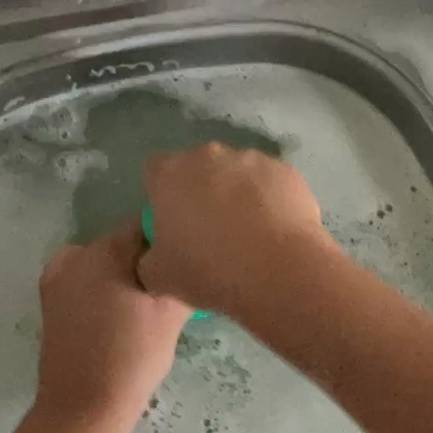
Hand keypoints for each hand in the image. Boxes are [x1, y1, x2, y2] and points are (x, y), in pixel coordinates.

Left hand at [34, 224, 190, 422]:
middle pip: (123, 243)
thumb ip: (179, 274)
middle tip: (161, 294)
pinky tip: (109, 314)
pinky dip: (96, 286)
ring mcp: (59, 273)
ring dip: (119, 274)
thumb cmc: (133, 357)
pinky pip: (82, 278)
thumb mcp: (172, 314)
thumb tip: (185, 260)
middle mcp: (80, 251)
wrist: (84, 407)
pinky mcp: (49, 296)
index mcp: (110, 248)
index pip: (147, 227)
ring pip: (102, 261)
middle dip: (142, 262)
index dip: (167, 245)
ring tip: (136, 310)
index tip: (179, 269)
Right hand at [137, 143, 336, 316]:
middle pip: (198, 168)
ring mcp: (249, 158)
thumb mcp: (158, 278)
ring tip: (249, 235)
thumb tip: (156, 257)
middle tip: (211, 231)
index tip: (173, 222)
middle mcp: (207, 155)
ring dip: (237, 194)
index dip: (163, 194)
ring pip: (236, 172)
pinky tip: (276, 232)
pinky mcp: (284, 169)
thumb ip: (148, 260)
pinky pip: (269, 182)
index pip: (156, 170)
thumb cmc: (208, 270)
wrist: (279, 271)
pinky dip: (269, 200)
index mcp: (170, 173)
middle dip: (202, 191)